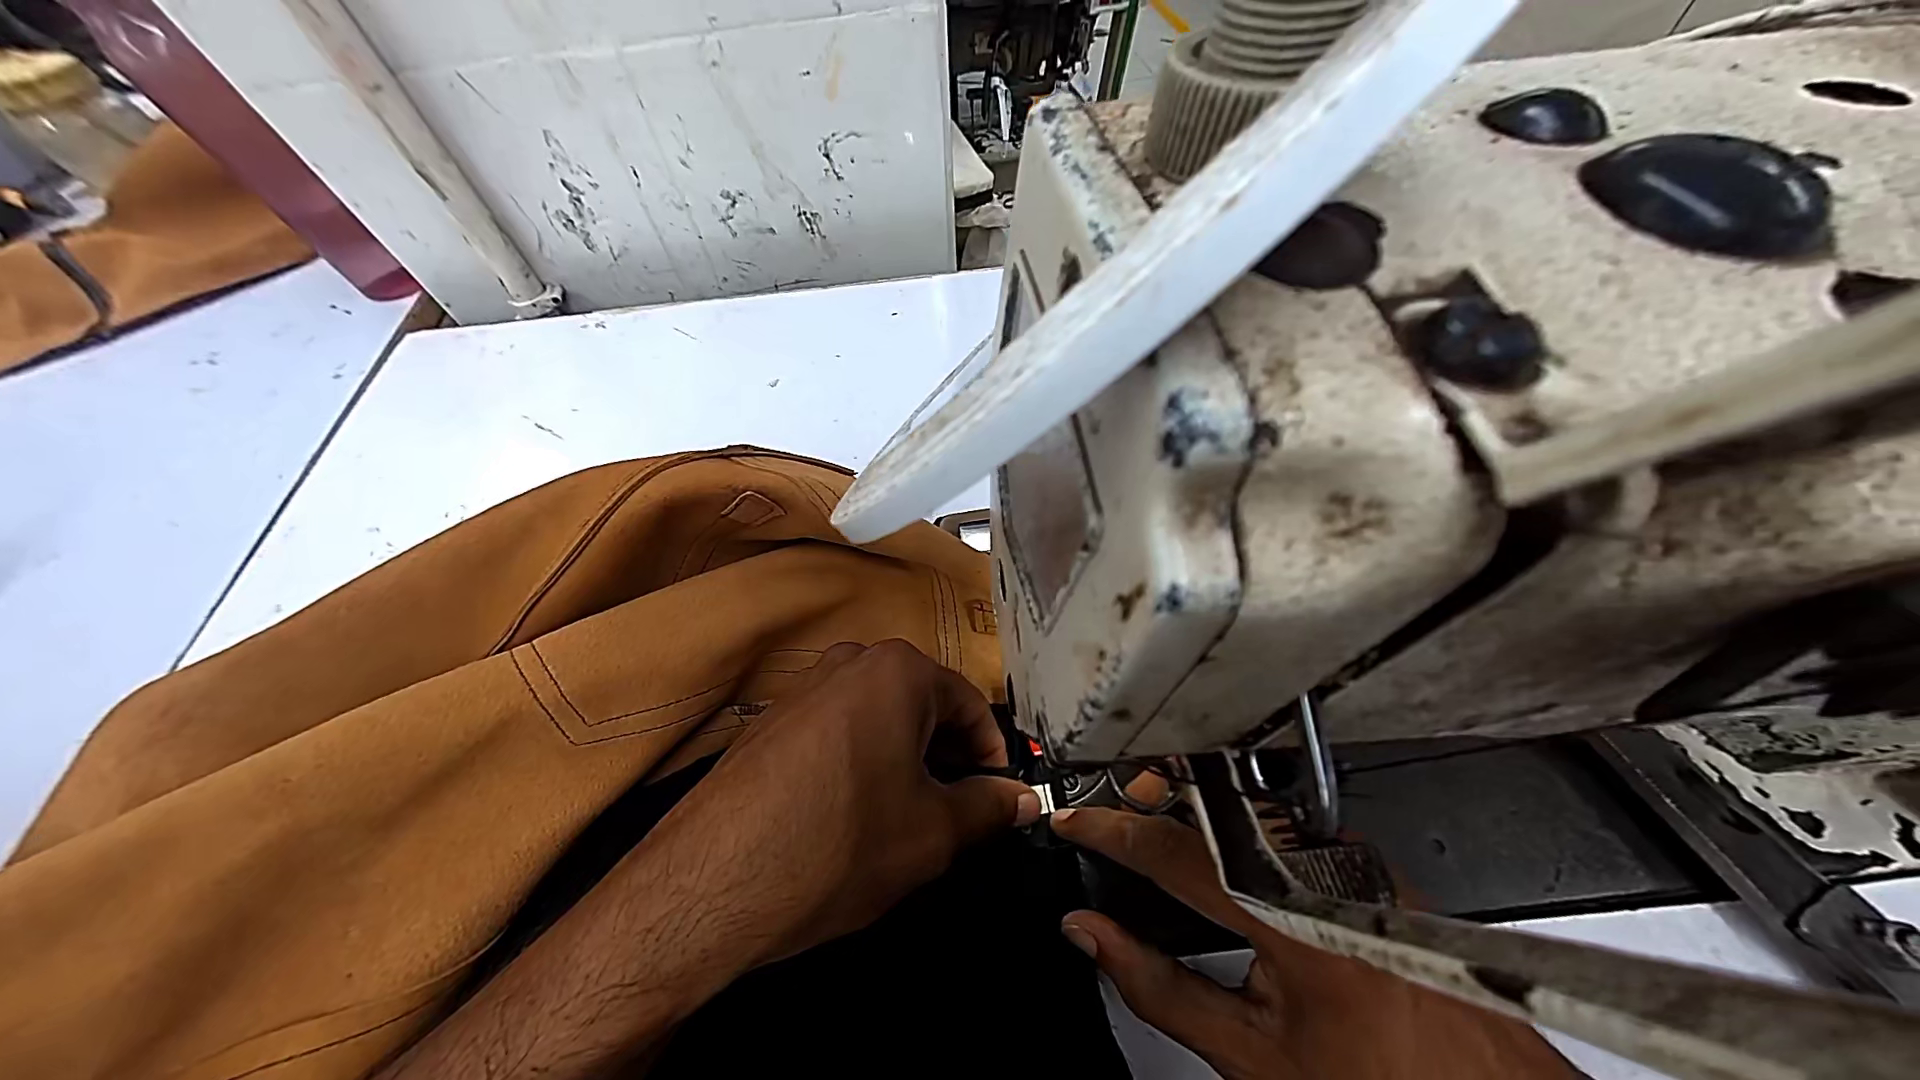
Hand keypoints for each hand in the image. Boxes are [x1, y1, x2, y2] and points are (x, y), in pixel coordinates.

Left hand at [648, 638, 1041, 964]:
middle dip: (947, 757)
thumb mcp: (933, 833)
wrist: (709, 884)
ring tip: (904, 816)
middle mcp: (849, 661)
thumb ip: (989, 808)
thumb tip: (1021, 799)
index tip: (998, 798)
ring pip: (878, 717)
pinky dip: (860, 761)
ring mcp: (802, 687)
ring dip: (904, 759)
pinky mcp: (768, 720)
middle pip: (922, 705)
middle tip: (957, 813)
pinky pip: (836, 730)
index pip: (970, 704)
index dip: (992, 755)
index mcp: (897, 670)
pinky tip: (849, 813)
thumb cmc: (840, 844)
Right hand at [1051, 807, 1578, 1079]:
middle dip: (1142, 796)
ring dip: (1183, 805)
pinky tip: (1213, 856)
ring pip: (1240, 800)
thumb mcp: (1253, 1057)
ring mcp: (1348, 856)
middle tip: (1108, 817)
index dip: (1107, 830)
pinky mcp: (1362, 859)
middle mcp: (1322, 867)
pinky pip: (1275, 818)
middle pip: (1206, 800)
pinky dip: (1225, 823)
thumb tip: (1091, 935)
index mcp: (1288, 916)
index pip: (1170, 850)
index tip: (1071, 820)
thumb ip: (1157, 987)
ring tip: (1150, 834)